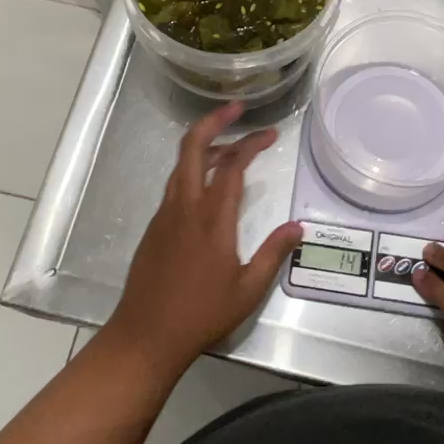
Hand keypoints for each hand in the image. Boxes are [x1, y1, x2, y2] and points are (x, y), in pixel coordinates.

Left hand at [103, 101, 302, 374]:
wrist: (146, 335)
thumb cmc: (201, 314)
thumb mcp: (248, 289)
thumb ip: (274, 253)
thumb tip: (298, 227)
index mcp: (211, 218)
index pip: (232, 165)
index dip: (251, 143)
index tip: (270, 133)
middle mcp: (184, 206)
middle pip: (193, 147)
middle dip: (214, 121)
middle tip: (237, 108)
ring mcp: (165, 215)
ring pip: (181, 165)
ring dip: (204, 146)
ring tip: (229, 145)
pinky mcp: (154, 227)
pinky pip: (175, 186)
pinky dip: (193, 170)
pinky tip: (208, 185)